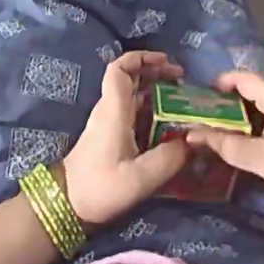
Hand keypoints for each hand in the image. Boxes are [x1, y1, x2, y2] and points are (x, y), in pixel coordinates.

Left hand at [60, 51, 189, 225]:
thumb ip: (170, 158)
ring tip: (183, 100)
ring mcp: (109, 124)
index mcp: (114, 111)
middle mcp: (110, 111)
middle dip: (156, 73)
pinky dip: (152, 111)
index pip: (119, 70)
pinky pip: (134, 114)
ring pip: (133, 96)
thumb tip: (195, 142)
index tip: (166, 62)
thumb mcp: (141, 177)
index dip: (141, 58)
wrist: (68, 205)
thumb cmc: (101, 187)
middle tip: (183, 80)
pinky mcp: (111, 137)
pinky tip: (171, 123)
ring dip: (156, 92)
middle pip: (130, 79)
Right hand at [184, 71, 263, 212]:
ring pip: (260, 101)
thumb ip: (225, 145)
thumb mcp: (261, 159)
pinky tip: (242, 137)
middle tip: (201, 116)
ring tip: (215, 128)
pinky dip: (253, 120)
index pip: (243, 77)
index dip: (218, 84)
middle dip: (224, 101)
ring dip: (238, 112)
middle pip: (251, 87)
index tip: (197, 99)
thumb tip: (190, 134)